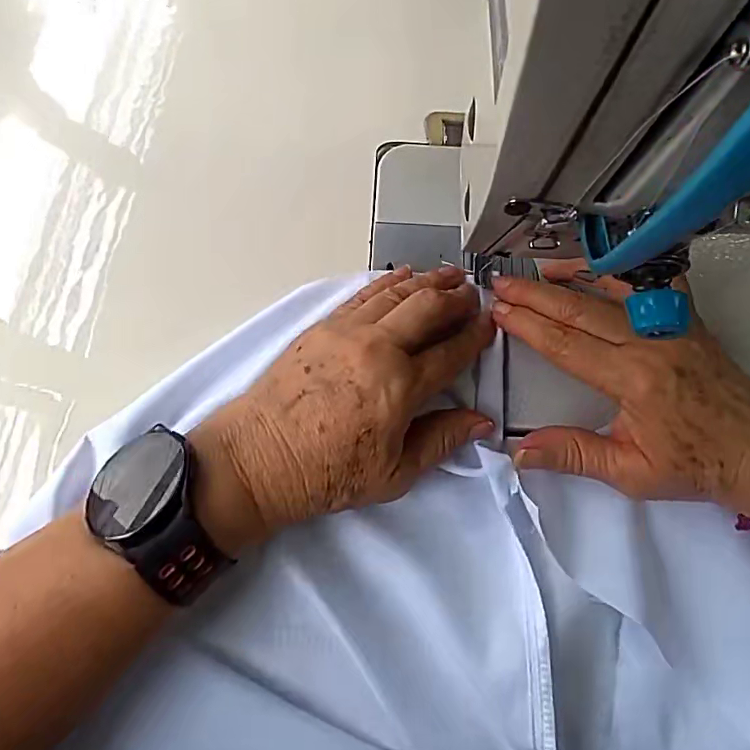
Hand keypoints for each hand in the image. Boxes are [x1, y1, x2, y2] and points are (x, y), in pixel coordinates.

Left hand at [190, 266, 496, 551]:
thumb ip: (440, 440)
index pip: (450, 352)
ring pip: (395, 294)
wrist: (262, 456)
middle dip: (456, 298)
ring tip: (448, 276)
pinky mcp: (321, 327)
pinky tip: (402, 277)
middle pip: (427, 309)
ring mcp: (345, 333)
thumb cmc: (324, 471)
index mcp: (400, 387)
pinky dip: (386, 283)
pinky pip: (362, 295)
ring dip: (426, 282)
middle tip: (472, 295)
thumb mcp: (394, 473)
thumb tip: (478, 422)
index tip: (487, 326)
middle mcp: (375, 349)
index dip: (474, 336)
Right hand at [488, 260, 749, 516]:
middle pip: (579, 309)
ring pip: (612, 288)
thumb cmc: (699, 465)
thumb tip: (520, 451)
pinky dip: (622, 271)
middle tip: (501, 283)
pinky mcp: (688, 321)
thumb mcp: (631, 473)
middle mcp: (652, 344)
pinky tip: (599, 267)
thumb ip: (573, 455)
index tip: (499, 313)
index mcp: (635, 380)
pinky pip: (652, 284)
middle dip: (534, 295)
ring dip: (572, 275)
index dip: (527, 325)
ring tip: (539, 270)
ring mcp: (673, 327)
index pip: (566, 344)